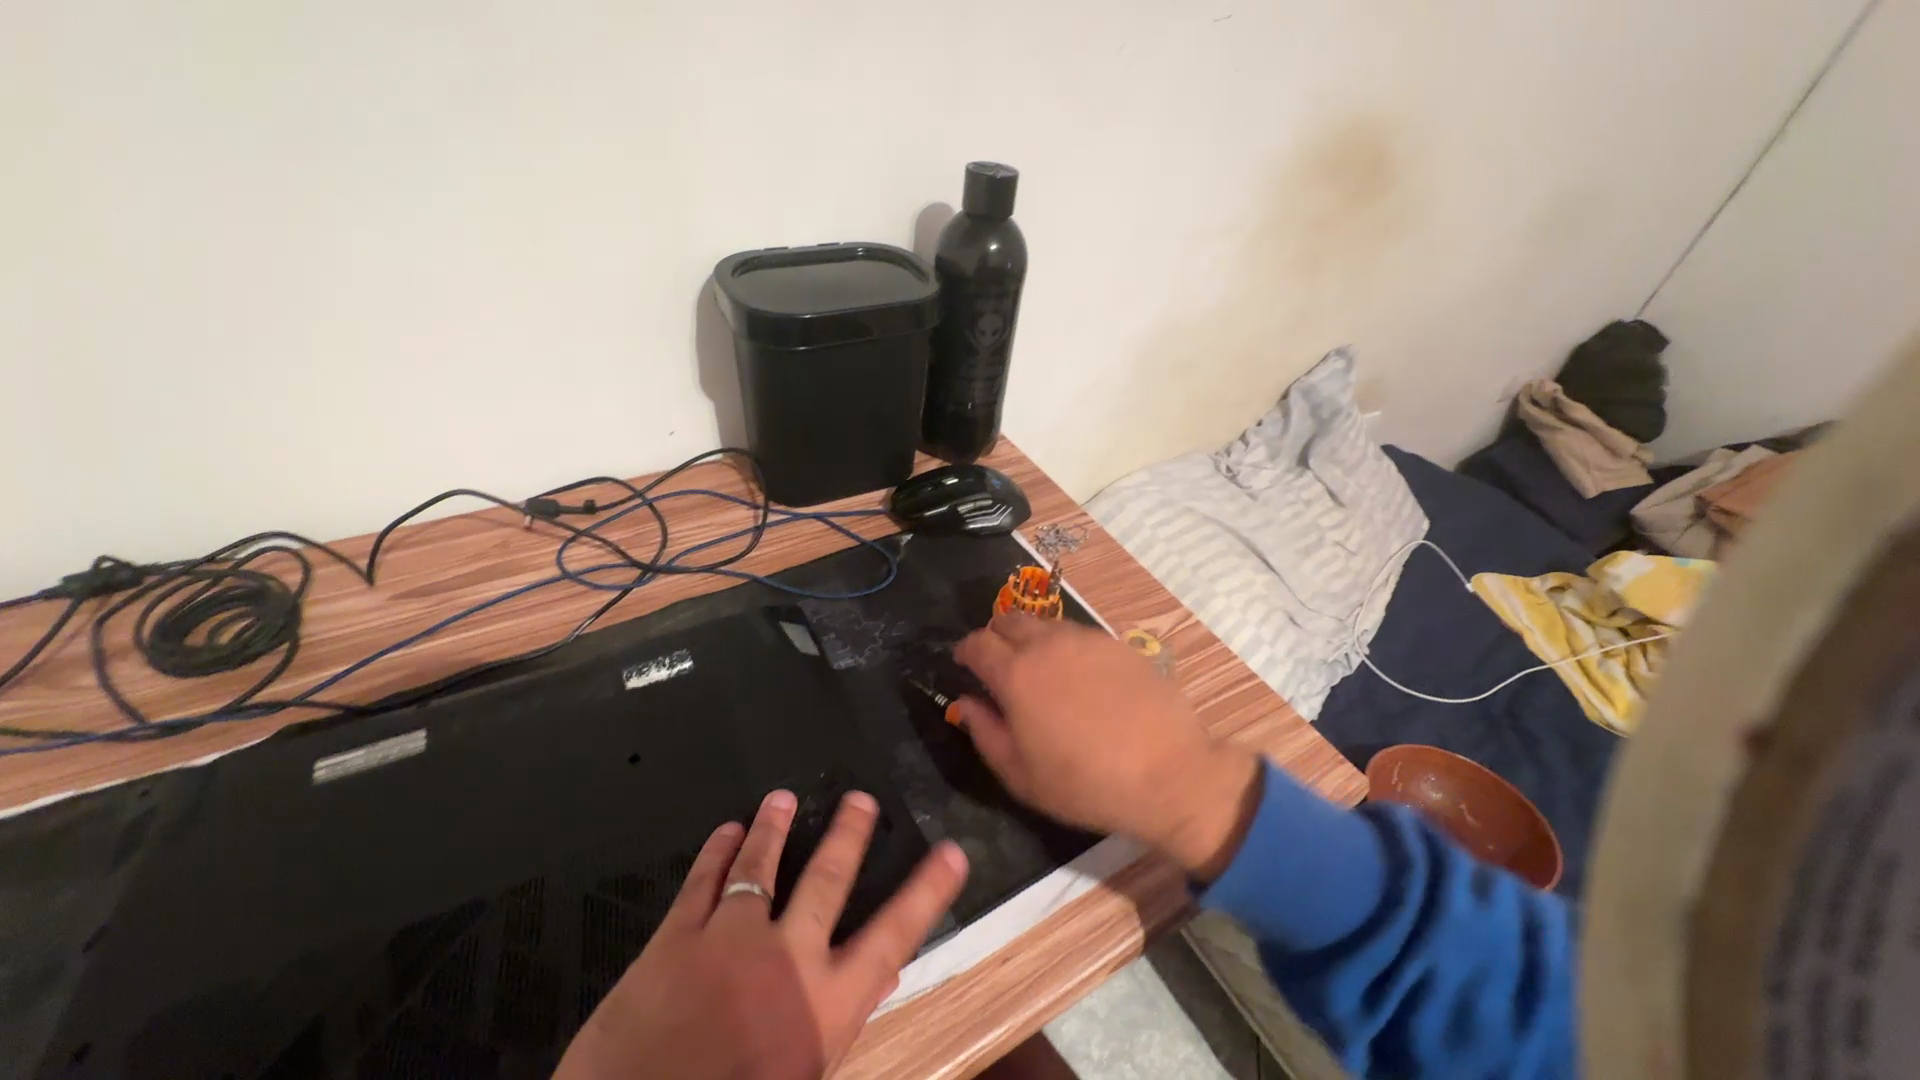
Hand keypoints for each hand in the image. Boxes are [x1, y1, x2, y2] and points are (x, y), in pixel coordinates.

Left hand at [554, 789, 968, 1079]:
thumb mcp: (803, 1068)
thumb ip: (840, 1019)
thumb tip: (886, 975)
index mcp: (825, 1004)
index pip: (892, 937)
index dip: (925, 893)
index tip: (950, 854)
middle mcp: (785, 960)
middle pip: (825, 881)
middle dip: (847, 836)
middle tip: (861, 799)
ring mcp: (727, 941)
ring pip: (759, 866)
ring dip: (773, 828)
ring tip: (784, 798)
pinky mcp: (675, 938)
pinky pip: (702, 881)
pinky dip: (717, 852)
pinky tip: (726, 832)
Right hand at [954, 613, 1261, 879]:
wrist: (1169, 773)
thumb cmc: (1085, 784)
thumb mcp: (1020, 775)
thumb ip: (985, 733)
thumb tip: (966, 704)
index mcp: (1016, 674)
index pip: (977, 643)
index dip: (964, 650)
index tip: (963, 663)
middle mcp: (1048, 645)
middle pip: (1009, 620)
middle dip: (995, 636)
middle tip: (997, 663)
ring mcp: (1087, 640)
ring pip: (1046, 625)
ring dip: (1031, 639)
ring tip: (1039, 670)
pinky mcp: (1119, 644)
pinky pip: (1079, 636)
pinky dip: (1066, 647)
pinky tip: (1078, 678)